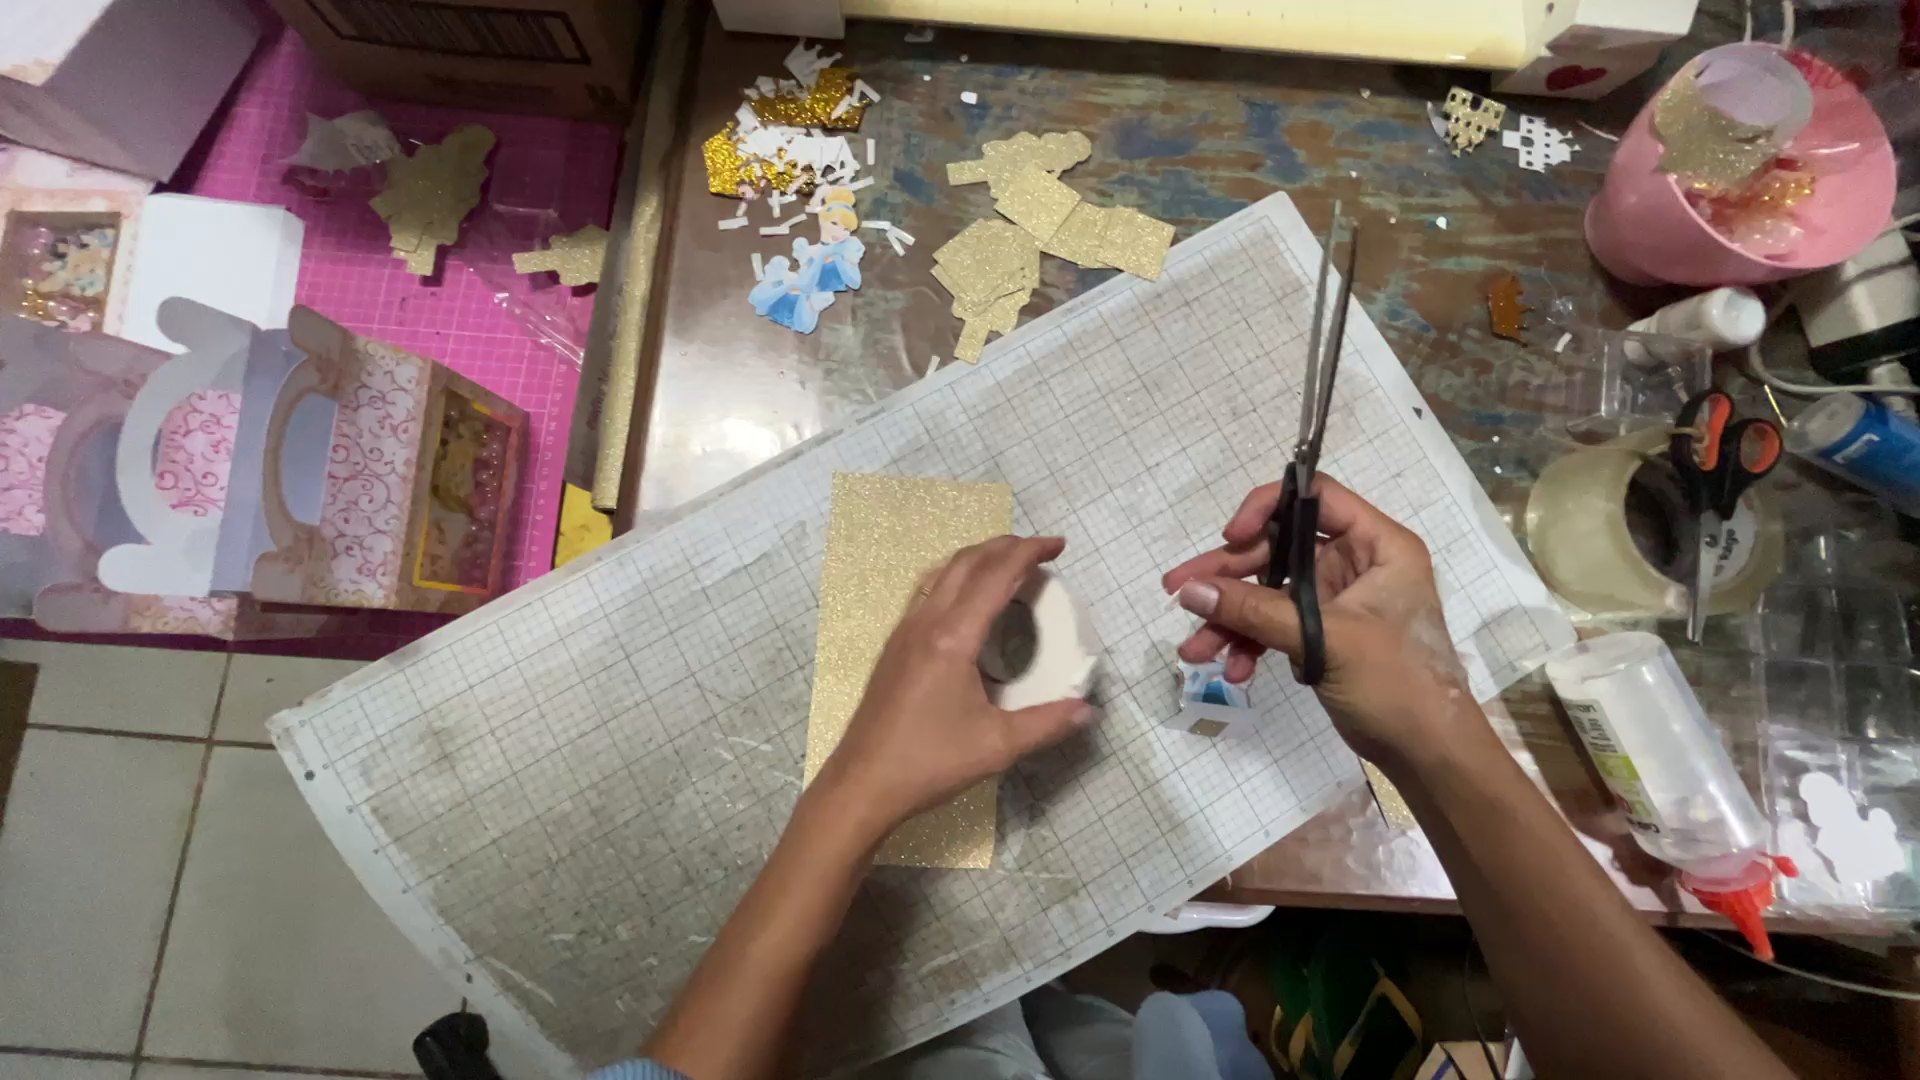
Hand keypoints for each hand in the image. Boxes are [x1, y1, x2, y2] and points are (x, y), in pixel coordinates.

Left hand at [814, 535, 1095, 840]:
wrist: (862, 783)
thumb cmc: (928, 762)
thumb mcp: (997, 746)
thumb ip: (1046, 723)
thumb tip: (1087, 709)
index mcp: (952, 637)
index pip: (995, 576)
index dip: (1029, 553)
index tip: (1058, 546)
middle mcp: (925, 622)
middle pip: (966, 562)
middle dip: (1005, 546)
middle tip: (1040, 551)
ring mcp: (904, 631)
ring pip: (942, 572)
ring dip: (977, 558)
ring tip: (1007, 564)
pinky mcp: (894, 646)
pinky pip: (928, 591)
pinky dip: (956, 577)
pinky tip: (966, 599)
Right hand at [1160, 477, 1470, 764]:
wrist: (1426, 754)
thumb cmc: (1397, 683)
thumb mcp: (1324, 641)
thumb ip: (1255, 611)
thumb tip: (1189, 591)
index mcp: (1376, 545)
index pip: (1316, 498)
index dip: (1267, 508)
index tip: (1231, 537)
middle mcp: (1353, 562)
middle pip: (1275, 549)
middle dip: (1226, 577)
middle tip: (1176, 591)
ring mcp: (1333, 598)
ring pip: (1265, 590)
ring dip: (1228, 618)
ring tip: (1193, 649)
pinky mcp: (1318, 631)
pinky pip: (1270, 623)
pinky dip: (1248, 643)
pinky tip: (1233, 670)